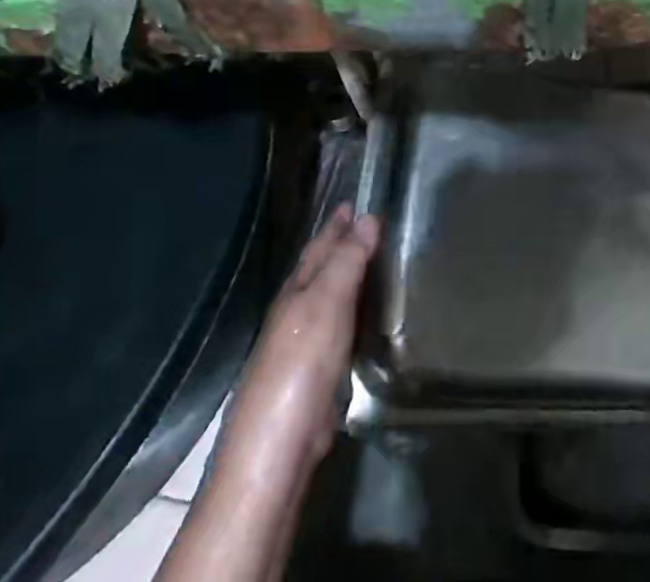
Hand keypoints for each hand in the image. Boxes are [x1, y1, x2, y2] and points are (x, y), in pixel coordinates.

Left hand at [159, 206, 378, 581]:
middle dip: (341, 247)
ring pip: (329, 299)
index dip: (337, 225)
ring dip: (347, 280)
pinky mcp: (317, 376)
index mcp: (296, 290)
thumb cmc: (300, 365)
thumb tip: (366, 217)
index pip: (319, 246)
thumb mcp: (325, 305)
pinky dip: (352, 315)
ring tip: (372, 265)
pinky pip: (338, 330)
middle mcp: (296, 312)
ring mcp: (304, 346)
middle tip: (368, 226)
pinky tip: (364, 320)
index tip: (356, 203)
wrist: (278, 446)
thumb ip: (345, 263)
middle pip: (320, 270)